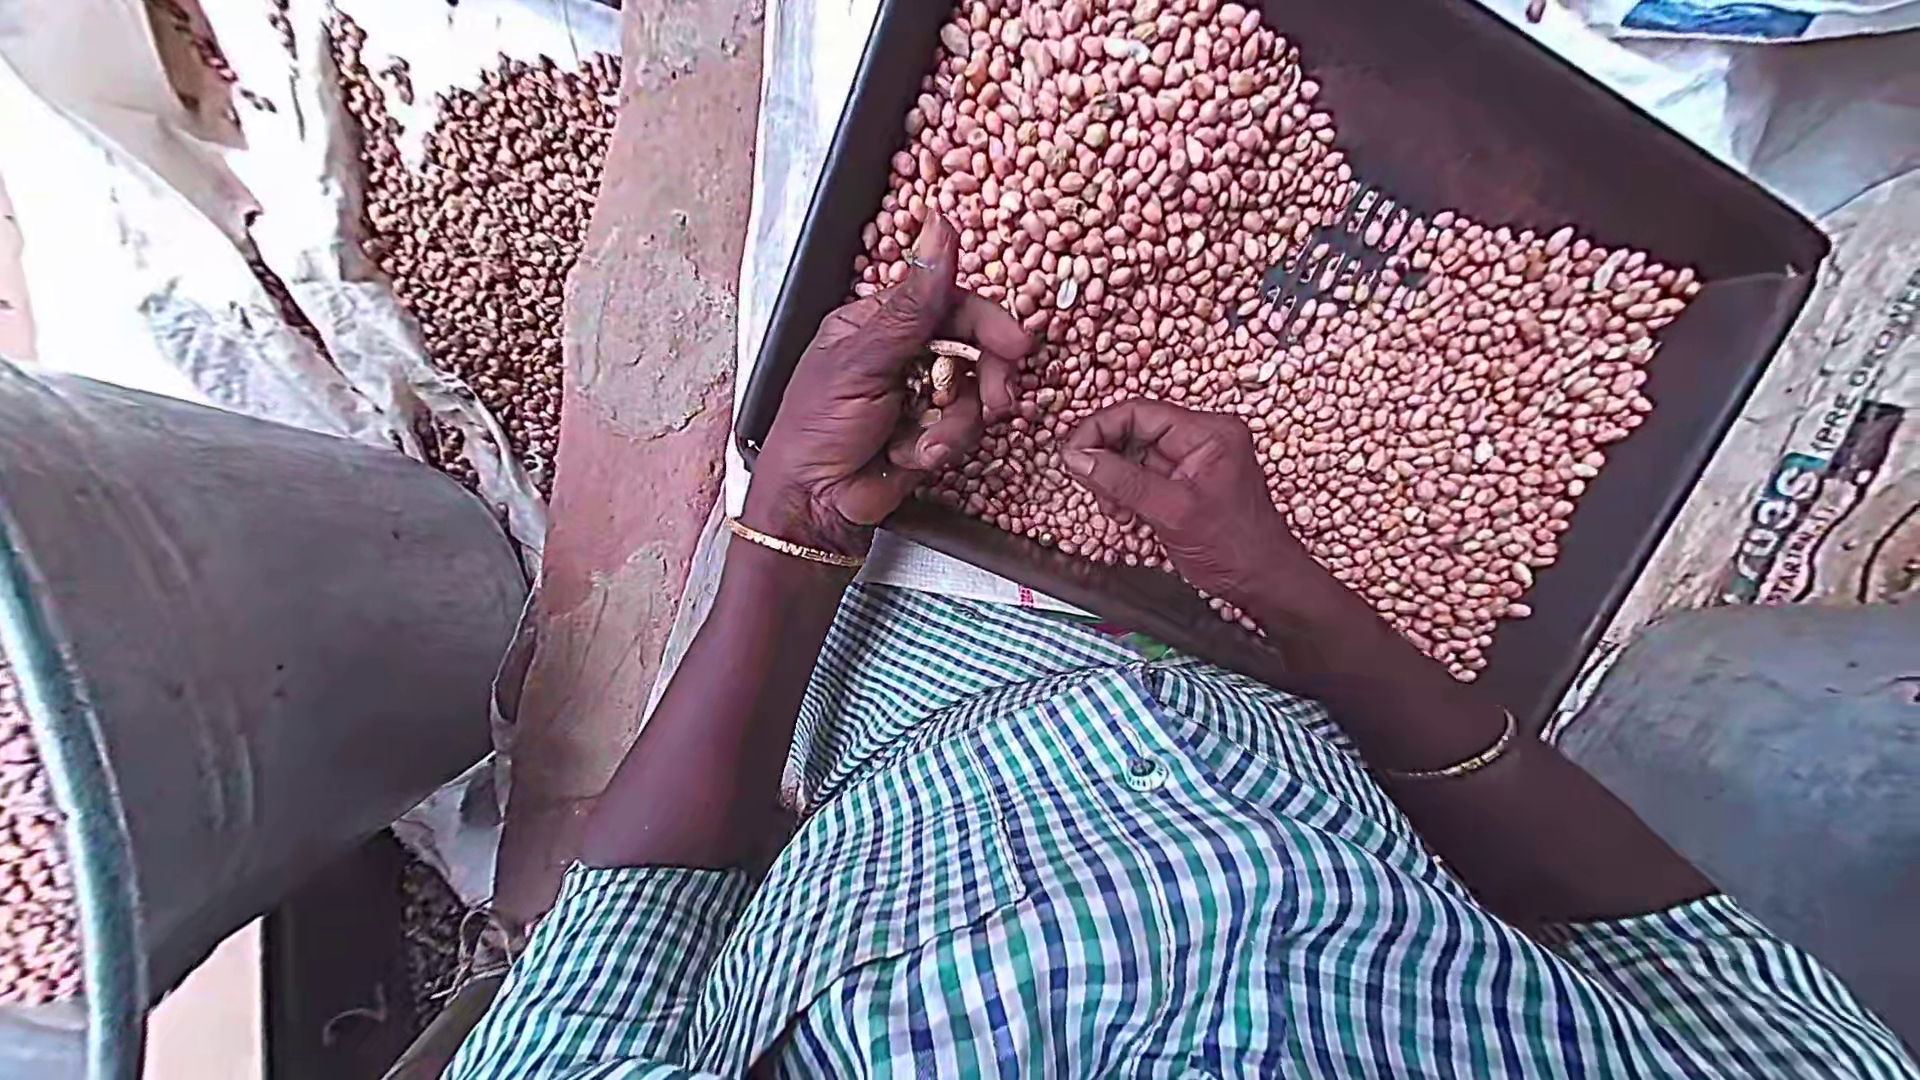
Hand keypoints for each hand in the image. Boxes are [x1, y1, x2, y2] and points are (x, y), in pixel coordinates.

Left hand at [745, 215, 1031, 555]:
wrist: (815, 503)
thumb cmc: (817, 430)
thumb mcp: (862, 363)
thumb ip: (911, 306)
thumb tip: (939, 230)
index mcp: (878, 324)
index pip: (947, 304)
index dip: (986, 323)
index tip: (1015, 346)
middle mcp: (904, 354)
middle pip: (972, 348)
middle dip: (986, 379)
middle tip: (998, 401)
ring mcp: (919, 394)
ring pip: (972, 394)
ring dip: (954, 424)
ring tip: (926, 443)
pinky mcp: (930, 432)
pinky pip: (961, 430)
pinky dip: (940, 446)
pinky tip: (909, 457)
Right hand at [1062, 399, 1347, 626]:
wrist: (1262, 582)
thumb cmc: (1233, 548)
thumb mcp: (1171, 511)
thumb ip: (1121, 481)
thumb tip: (1077, 457)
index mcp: (1208, 432)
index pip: (1138, 413)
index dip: (1098, 430)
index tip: (1072, 454)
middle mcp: (1200, 438)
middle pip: (1133, 431)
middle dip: (1105, 460)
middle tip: (1090, 486)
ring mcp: (1192, 460)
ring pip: (1132, 455)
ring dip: (1112, 481)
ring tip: (1113, 508)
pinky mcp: (1183, 482)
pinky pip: (1141, 476)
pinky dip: (1125, 493)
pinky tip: (1125, 514)